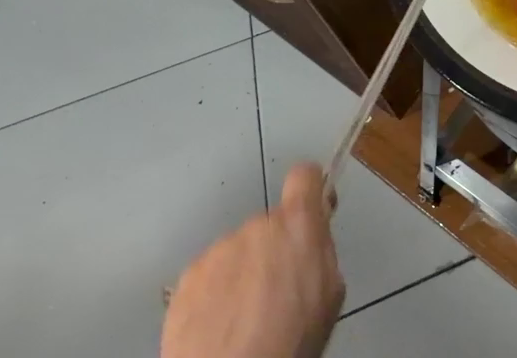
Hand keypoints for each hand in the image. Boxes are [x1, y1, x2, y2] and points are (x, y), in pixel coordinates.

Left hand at [161, 163, 344, 357]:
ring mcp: (217, 251)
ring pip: (237, 253)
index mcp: (297, 225)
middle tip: (276, 294)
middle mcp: (255, 227)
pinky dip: (214, 295)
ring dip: (242, 274)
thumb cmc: (293, 340)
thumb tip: (311, 238)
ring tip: (243, 319)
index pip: (305, 177)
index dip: (310, 190)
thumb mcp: (330, 294)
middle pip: (269, 225)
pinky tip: (218, 328)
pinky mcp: (185, 279)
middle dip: (273, 250)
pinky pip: (208, 277)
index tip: (310, 213)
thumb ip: (321, 253)